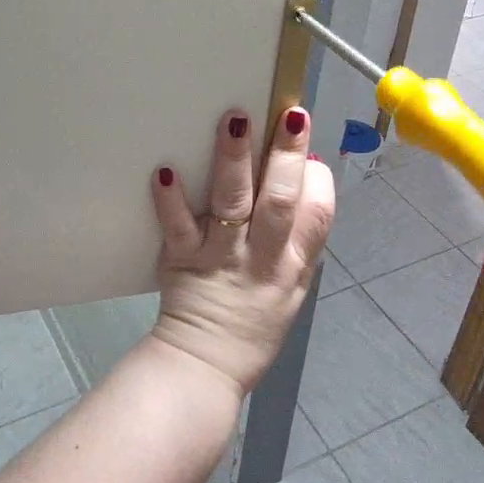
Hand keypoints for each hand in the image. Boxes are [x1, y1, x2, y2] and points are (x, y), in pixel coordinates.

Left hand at [148, 107, 334, 393]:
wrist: (206, 367)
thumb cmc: (254, 325)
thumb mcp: (293, 289)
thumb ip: (301, 240)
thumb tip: (306, 175)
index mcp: (293, 266)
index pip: (318, 215)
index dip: (317, 179)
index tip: (310, 150)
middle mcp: (262, 259)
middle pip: (279, 201)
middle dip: (286, 156)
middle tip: (291, 116)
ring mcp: (221, 258)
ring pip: (233, 203)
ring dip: (234, 160)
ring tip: (235, 122)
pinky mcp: (182, 261)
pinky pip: (177, 226)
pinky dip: (171, 198)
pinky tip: (165, 171)